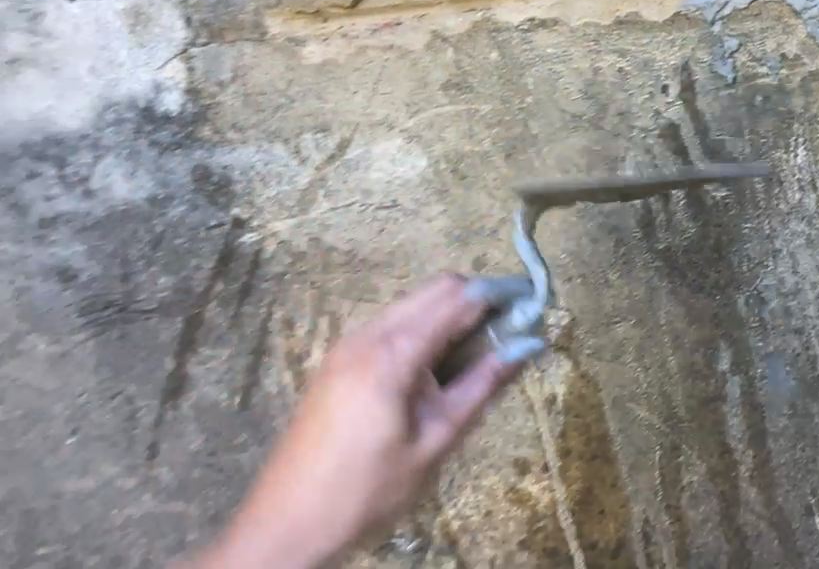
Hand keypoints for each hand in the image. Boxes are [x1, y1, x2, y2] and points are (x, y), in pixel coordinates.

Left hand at [186, 274, 532, 568]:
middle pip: (440, 287)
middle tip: (510, 329)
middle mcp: (367, 337)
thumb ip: (485, 384)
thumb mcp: (437, 440)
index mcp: (393, 354)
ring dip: (453, 311)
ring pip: (417, 300)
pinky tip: (438, 364)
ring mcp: (346, 346)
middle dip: (481, 298)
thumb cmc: (365, 492)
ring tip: (479, 349)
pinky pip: (395, 321)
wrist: (279, 535)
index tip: (534, 309)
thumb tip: (531, 344)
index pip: (462, 297)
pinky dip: (427, 325)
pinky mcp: (337, 361)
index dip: (504, 295)